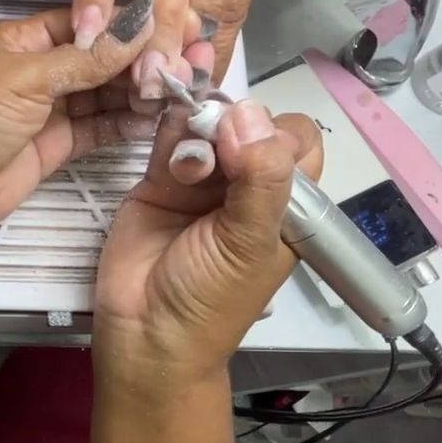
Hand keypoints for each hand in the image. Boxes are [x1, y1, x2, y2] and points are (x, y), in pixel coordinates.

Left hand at [0, 0, 162, 232]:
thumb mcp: (24, 76)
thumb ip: (85, 58)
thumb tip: (139, 25)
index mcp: (24, 40)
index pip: (89, 23)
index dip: (131, 25)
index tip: (178, 26)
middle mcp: (38, 72)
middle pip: (101, 60)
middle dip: (143, 61)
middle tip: (190, 63)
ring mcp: (45, 112)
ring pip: (103, 96)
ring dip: (140, 93)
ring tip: (183, 90)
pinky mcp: (51, 148)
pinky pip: (96, 130)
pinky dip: (124, 125)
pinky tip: (156, 118)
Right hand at [93, 101, 322, 384]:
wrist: (146, 331)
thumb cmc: (210, 297)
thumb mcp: (250, 241)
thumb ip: (259, 176)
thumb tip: (248, 111)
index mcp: (284, 203)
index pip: (296, 143)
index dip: (276, 134)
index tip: (251, 152)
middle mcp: (244, 186)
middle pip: (249, 127)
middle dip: (234, 125)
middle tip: (216, 146)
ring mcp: (200, 183)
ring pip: (208, 127)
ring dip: (200, 128)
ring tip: (187, 165)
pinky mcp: (157, 183)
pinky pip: (168, 141)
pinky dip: (170, 127)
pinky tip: (172, 138)